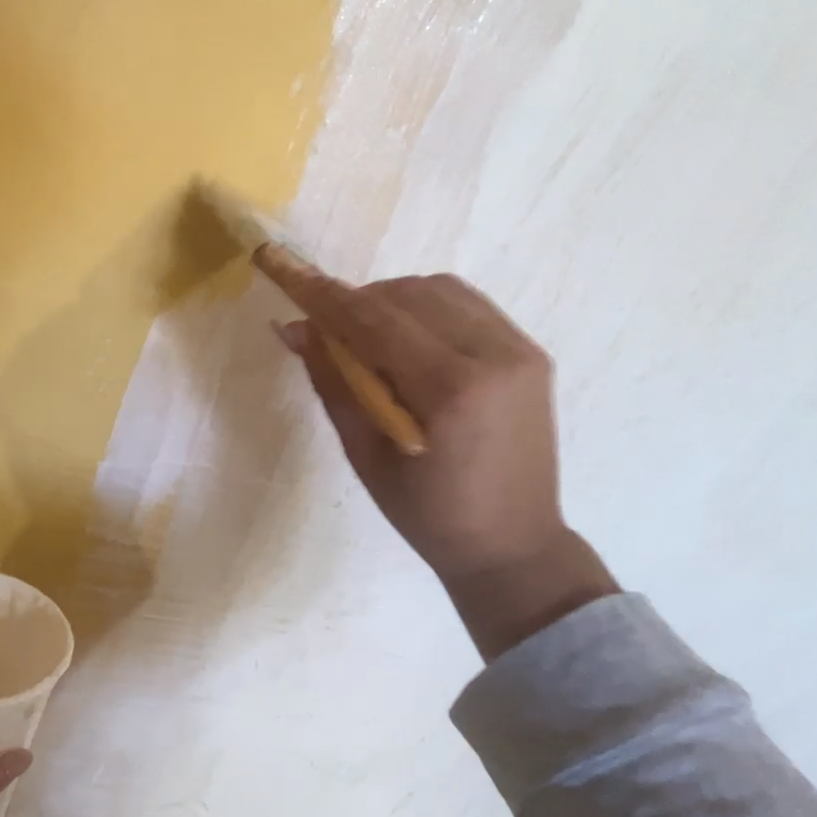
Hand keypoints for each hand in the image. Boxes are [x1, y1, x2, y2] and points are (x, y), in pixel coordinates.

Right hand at [278, 273, 617, 658]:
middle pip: (410, 295)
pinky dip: (425, 310)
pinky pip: (468, 307)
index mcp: (452, 390)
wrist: (511, 542)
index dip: (328, 298)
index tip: (287, 274)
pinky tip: (403, 340)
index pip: (378, 321)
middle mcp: (495, 354)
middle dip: (357, 301)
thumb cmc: (426, 514)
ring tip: (361, 336)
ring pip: (442, 291)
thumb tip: (294, 330)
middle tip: (320, 327)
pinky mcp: (529, 352)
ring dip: (392, 301)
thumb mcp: (366, 455)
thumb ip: (334, 384)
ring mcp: (520, 349)